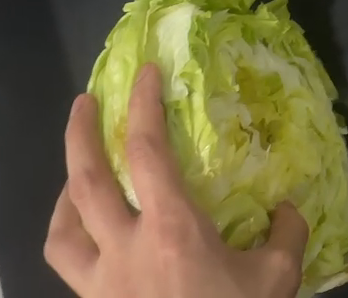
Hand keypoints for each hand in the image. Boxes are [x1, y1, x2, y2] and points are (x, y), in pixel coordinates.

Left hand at [44, 65, 308, 297]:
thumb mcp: (276, 279)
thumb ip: (285, 233)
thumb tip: (287, 207)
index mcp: (170, 229)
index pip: (146, 151)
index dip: (142, 105)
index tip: (144, 72)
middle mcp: (124, 250)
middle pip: (86, 182)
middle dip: (79, 135)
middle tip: (83, 101)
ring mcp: (100, 286)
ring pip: (61, 230)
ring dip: (65, 190)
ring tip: (74, 172)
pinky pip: (67, 265)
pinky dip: (68, 236)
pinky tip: (84, 233)